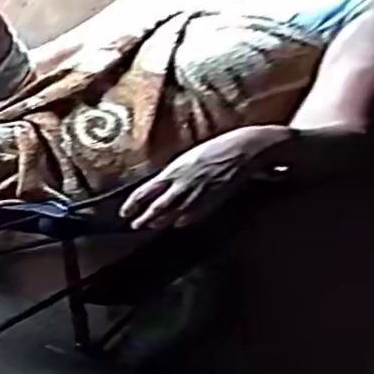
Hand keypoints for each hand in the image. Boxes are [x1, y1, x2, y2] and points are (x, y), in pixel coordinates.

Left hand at [121, 125, 295, 230]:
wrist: (250, 146)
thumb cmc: (214, 150)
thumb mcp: (184, 159)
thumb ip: (169, 175)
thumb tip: (154, 189)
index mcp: (171, 172)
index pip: (143, 193)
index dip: (131, 205)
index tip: (123, 214)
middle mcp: (182, 184)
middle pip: (157, 207)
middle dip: (144, 218)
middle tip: (135, 226)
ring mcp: (200, 191)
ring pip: (174, 213)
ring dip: (162, 222)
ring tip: (152, 226)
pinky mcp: (217, 196)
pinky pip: (197, 213)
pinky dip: (185, 220)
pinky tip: (178, 224)